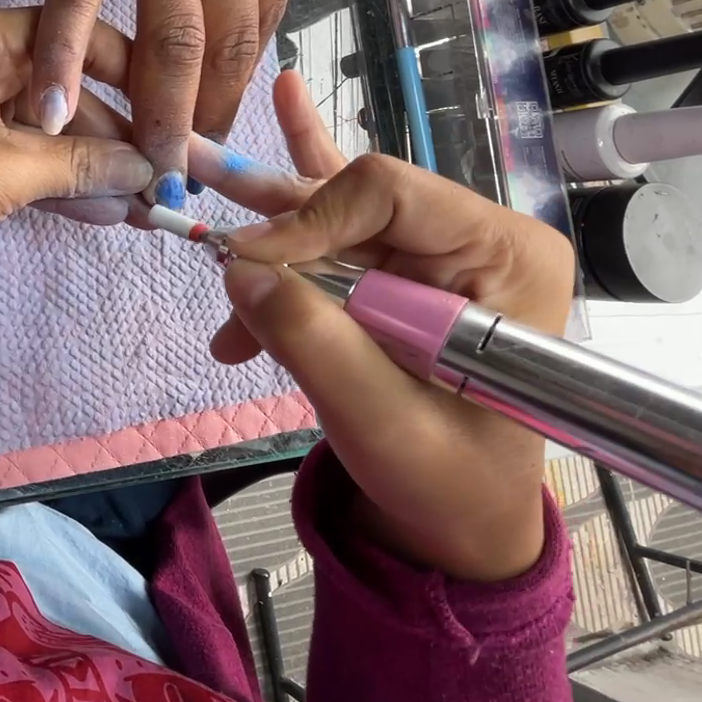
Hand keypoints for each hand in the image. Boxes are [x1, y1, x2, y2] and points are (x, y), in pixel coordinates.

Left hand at [0, 8, 153, 256]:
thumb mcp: (6, 170)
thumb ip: (83, 164)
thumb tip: (148, 170)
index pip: (74, 40)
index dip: (131, 75)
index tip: (176, 109)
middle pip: (66, 92)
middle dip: (116, 140)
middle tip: (166, 175)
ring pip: (48, 131)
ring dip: (91, 169)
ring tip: (145, 205)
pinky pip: (23, 155)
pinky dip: (56, 182)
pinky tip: (105, 212)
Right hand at [18, 0, 303, 203]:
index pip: (261, 24)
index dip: (237, 88)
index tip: (214, 126)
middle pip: (224, 49)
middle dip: (206, 120)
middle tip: (182, 170)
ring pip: (167, 44)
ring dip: (155, 116)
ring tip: (141, 165)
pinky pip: (78, 5)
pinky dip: (62, 63)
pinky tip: (50, 112)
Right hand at [202, 78, 573, 580]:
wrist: (456, 509)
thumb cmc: (444, 475)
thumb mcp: (380, 420)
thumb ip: (312, 340)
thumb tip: (238, 271)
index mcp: (500, 253)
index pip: (386, 193)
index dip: (306, 220)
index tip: (244, 265)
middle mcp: (464, 236)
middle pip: (343, 201)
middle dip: (270, 227)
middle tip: (201, 220)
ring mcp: (424, 251)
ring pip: (319, 218)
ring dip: (258, 240)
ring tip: (201, 204)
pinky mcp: (388, 270)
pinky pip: (318, 241)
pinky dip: (269, 264)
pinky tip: (247, 231)